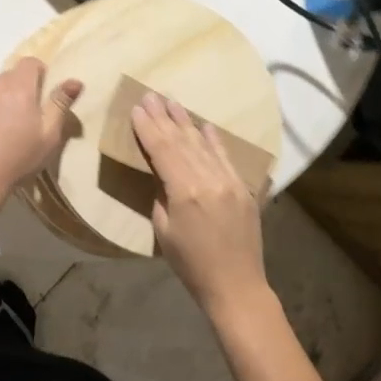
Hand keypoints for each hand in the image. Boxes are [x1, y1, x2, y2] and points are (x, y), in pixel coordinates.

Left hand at [0, 58, 82, 205]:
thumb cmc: (16, 158)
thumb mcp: (48, 135)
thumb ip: (60, 104)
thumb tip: (75, 80)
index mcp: (18, 86)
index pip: (30, 62)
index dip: (39, 74)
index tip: (42, 97)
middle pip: (10, 77)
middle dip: (19, 91)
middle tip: (24, 119)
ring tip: (1, 131)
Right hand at [133, 92, 269, 315]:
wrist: (236, 286)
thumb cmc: (191, 264)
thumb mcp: (163, 229)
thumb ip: (161, 194)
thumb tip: (162, 171)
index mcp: (184, 190)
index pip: (162, 149)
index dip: (148, 127)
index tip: (137, 108)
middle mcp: (208, 179)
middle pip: (181, 140)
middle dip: (163, 117)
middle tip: (151, 94)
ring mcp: (229, 181)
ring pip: (202, 144)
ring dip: (185, 121)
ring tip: (172, 102)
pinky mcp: (243, 188)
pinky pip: (225, 156)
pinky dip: (213, 139)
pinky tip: (204, 125)